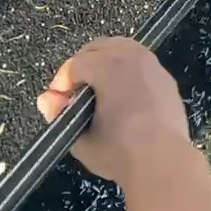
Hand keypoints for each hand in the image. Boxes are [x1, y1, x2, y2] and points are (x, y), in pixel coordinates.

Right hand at [35, 37, 190, 184]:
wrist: (162, 162)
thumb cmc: (119, 153)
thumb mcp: (81, 139)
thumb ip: (60, 115)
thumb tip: (46, 99)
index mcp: (108, 68)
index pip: (76, 63)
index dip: (61, 81)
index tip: (57, 101)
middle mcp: (132, 57)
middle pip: (99, 47)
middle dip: (81, 66)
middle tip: (73, 93)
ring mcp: (152, 64)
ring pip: (122, 49)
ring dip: (105, 64)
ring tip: (96, 91)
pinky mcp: (165, 78)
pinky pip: (140, 64)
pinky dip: (125, 72)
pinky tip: (121, 96)